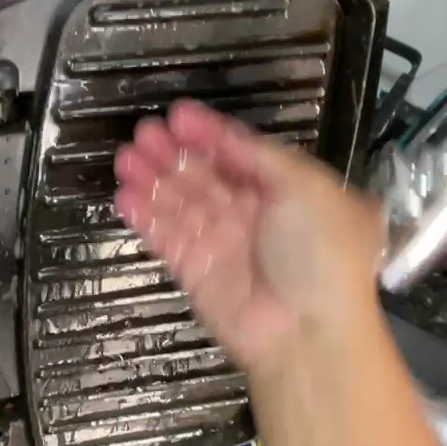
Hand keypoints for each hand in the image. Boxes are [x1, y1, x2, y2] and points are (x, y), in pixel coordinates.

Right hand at [113, 101, 385, 375]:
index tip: (178, 114)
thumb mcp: (307, 187)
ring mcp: (221, 245)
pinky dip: (146, 219)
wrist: (306, 331)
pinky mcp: (195, 272)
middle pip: (203, 177)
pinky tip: (125, 198)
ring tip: (125, 159)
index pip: (239, 154)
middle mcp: (252, 216)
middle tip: (142, 134)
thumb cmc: (321, 254)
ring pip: (179, 205)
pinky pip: (166, 239)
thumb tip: (228, 138)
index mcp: (286, 191)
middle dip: (173, 154)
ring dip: (152, 181)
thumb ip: (262, 157)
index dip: (208, 133)